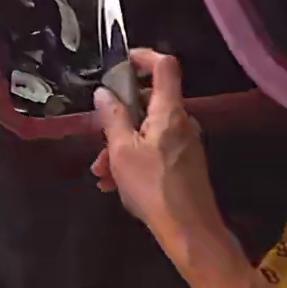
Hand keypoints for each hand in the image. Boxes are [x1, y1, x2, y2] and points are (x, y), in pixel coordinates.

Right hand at [91, 49, 228, 259]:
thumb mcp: (122, 151)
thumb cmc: (153, 187)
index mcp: (169, 112)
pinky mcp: (184, 163)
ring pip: (147, 131)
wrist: (188, 230)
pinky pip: (154, 149)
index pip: (165, 66)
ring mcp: (185, 143)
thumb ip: (112, 118)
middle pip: (149, 102)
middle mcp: (182, 121)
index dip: (144, 56)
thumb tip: (104, 93)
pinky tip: (114, 183)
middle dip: (118, 118)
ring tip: (101, 172)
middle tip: (98, 138)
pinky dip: (133, 159)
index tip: (122, 62)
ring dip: (120, 146)